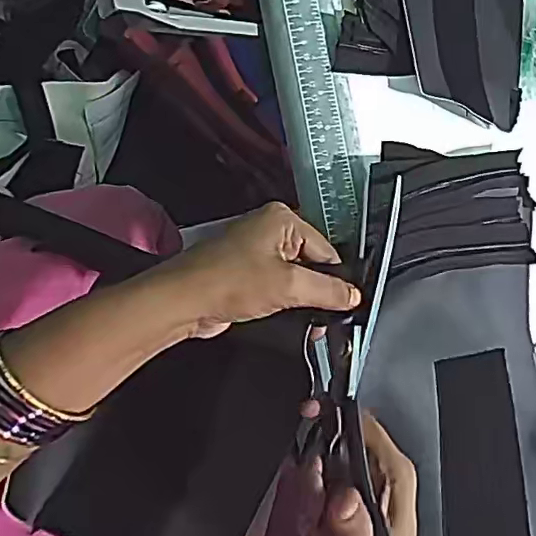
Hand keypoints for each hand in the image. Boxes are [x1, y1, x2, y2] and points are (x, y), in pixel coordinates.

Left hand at [140, 202, 359, 340]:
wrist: (184, 302)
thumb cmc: (225, 281)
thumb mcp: (289, 286)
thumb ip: (328, 291)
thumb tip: (352, 295)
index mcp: (282, 219)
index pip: (327, 249)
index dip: (336, 278)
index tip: (344, 301)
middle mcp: (268, 230)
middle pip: (311, 263)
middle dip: (316, 290)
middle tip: (322, 314)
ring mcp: (254, 252)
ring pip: (294, 278)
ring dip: (298, 300)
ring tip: (297, 316)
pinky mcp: (244, 274)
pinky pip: (276, 287)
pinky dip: (282, 303)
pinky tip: (281, 317)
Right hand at [296, 405, 417, 535]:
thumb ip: (355, 530)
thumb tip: (343, 499)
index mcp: (396, 475)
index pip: (362, 422)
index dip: (332, 416)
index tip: (306, 417)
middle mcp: (378, 476)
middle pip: (333, 442)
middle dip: (315, 474)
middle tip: (316, 511)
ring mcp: (357, 492)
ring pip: (317, 468)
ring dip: (309, 501)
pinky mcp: (339, 510)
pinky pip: (310, 494)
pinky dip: (306, 517)